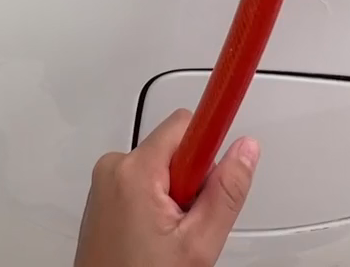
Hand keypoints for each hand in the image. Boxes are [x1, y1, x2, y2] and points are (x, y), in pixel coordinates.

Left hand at [73, 109, 259, 266]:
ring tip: (168, 239)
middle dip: (192, 179)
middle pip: (174, 148)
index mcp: (135, 171)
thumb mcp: (197, 246)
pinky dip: (155, 202)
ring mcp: (106, 181)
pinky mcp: (103, 194)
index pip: (185, 124)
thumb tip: (246, 150)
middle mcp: (115, 166)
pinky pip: (142, 181)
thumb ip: (225, 194)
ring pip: (160, 167)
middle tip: (190, 223)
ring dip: (173, 194)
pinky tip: (153, 238)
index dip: (210, 134)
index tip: (230, 104)